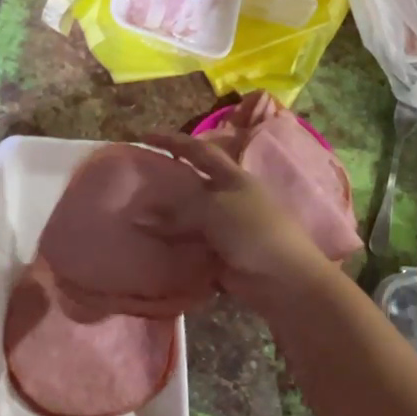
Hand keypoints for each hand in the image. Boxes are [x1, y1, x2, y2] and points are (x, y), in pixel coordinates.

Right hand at [139, 132, 338, 309]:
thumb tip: (140, 218)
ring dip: (164, 220)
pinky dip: (172, 247)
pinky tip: (149, 248)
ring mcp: (225, 229)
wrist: (284, 279)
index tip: (144, 135)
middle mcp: (228, 198)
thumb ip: (178, 211)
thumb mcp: (214, 209)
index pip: (198, 151)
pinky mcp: (220, 256)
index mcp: (233, 176)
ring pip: (188, 219)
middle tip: (133, 183)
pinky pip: (190, 247)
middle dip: (166, 182)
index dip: (173, 141)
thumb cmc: (254, 230)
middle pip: (191, 185)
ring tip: (132, 217)